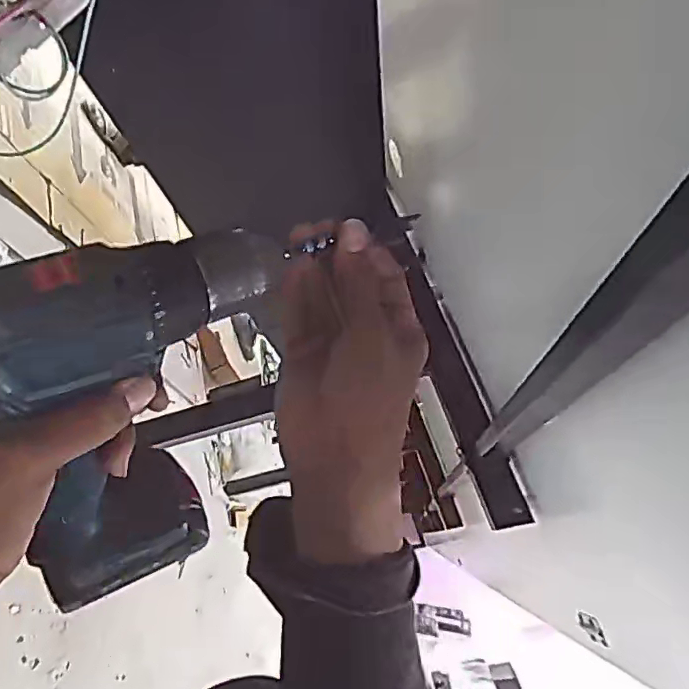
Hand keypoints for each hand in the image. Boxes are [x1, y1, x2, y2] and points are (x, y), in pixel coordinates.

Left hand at [0, 376, 162, 599]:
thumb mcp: (35, 457)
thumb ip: (87, 421)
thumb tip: (133, 391)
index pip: (56, 359)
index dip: (100, 364)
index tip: (135, 375)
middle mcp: (8, 409)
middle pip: (76, 390)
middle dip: (111, 408)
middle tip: (131, 425)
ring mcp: (22, 438)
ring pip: (82, 420)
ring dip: (109, 436)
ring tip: (114, 461)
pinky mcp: (35, 464)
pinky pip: (80, 446)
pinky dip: (99, 454)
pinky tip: (107, 468)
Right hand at [274, 218, 428, 563]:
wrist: (333, 459)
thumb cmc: (367, 409)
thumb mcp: (370, 336)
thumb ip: (357, 285)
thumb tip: (351, 239)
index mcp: (397, 328)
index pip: (382, 276)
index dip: (363, 249)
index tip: (342, 228)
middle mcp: (365, 332)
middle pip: (348, 281)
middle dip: (333, 255)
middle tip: (312, 233)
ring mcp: (332, 343)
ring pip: (321, 295)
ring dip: (311, 271)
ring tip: (298, 244)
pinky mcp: (302, 354)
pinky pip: (298, 316)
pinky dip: (294, 294)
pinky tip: (290, 273)